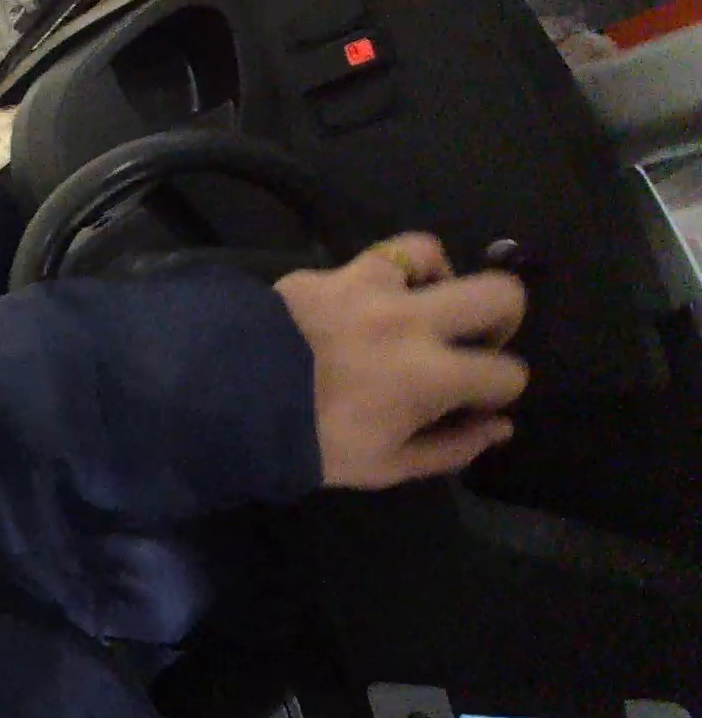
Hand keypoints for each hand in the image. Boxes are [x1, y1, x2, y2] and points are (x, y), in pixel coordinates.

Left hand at [275, 233, 527, 489]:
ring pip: (425, 251)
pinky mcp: (311, 277)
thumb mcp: (377, 467)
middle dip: (496, 318)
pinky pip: (360, 261)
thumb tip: (497, 426)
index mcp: (429, 374)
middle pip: (500, 292)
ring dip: (432, 276)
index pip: (506, 372)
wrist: (210, 399)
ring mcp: (357, 290)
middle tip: (465, 338)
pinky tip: (353, 301)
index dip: (493, 390)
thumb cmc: (298, 442)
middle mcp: (406, 321)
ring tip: (413, 303)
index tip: (465, 398)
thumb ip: (448, 449)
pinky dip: (369, 277)